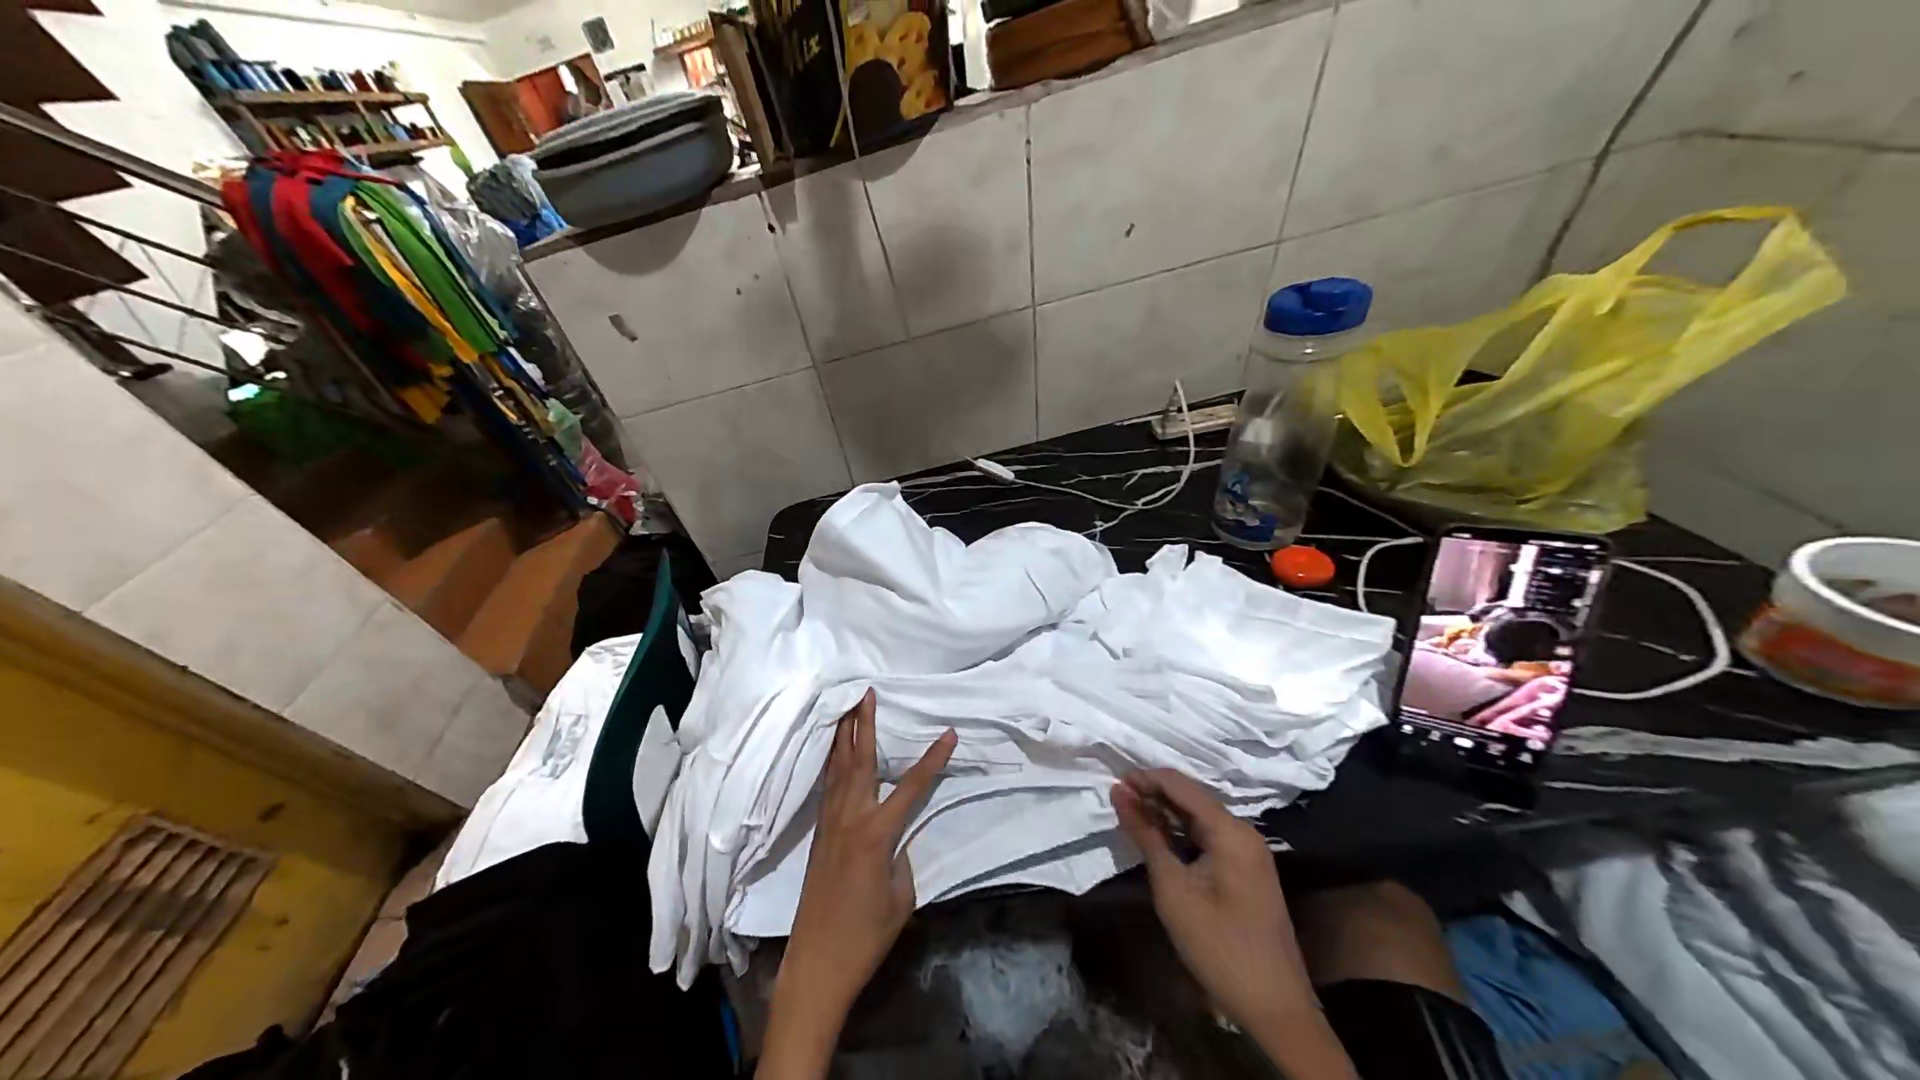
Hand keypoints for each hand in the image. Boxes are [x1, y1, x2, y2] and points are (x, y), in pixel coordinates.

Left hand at [759, 690, 955, 1079]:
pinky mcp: (818, 833)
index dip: (933, 759)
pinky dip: (832, 761)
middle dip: (864, 724)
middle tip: (866, 692)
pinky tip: (834, 750)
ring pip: (838, 768)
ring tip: (848, 706)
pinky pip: (827, 785)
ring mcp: (829, 823)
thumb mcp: (902, 895)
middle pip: (859, 760)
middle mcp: (850, 818)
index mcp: (876, 833)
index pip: (912, 786)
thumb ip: (903, 853)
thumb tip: (899, 831)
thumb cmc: (867, 935)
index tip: (950, 732)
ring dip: (844, 735)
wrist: (817, 963)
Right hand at [1115, 770, 1351, 1076]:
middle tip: (1116, 799)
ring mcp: (1248, 851)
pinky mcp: (1246, 869)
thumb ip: (1146, 835)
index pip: (1181, 785)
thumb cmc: (1217, 945)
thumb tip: (1120, 793)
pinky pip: (1208, 836)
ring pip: (1199, 817)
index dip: (1146, 779)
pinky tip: (1157, 837)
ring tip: (1129, 813)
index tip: (1113, 782)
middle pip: (1192, 798)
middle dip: (1153, 794)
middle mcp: (1244, 831)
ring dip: (1165, 813)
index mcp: (1231, 831)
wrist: (1273, 1005)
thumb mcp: (1173, 888)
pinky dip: (1181, 833)